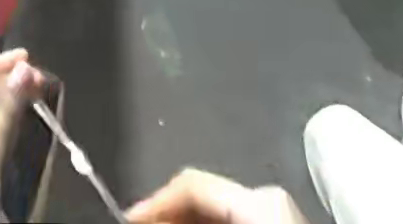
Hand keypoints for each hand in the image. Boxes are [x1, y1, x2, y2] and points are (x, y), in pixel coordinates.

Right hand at [128, 169, 310, 223]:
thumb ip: (185, 219)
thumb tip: (142, 216)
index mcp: (256, 195)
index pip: (190, 183)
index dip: (152, 202)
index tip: (126, 218)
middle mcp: (265, 195)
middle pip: (200, 196)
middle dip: (167, 215)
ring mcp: (276, 210)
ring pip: (215, 211)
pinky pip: (231, 221)